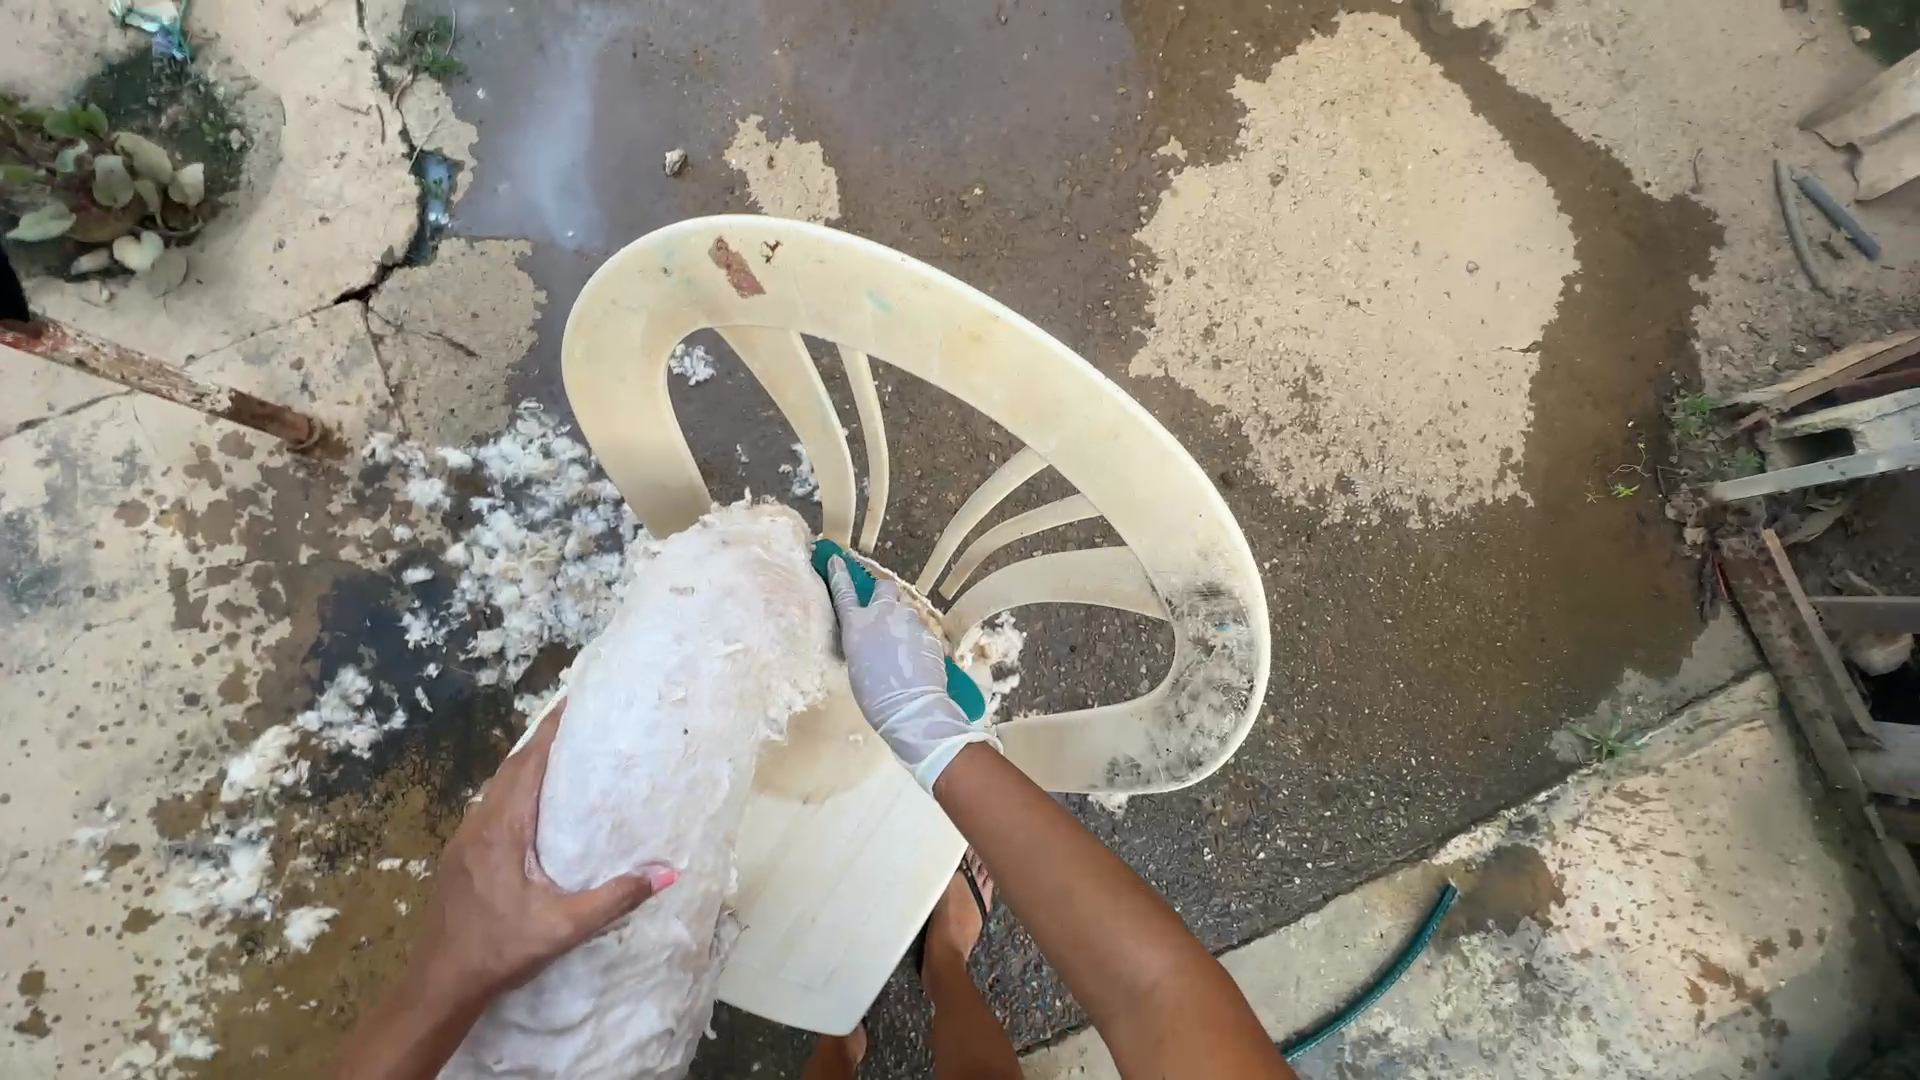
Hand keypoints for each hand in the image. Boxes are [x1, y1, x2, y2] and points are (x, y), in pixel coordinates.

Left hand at [408, 699, 677, 1007]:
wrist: (437, 988)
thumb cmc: (500, 950)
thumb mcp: (564, 926)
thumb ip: (616, 897)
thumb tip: (669, 872)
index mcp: (503, 829)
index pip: (528, 764)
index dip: (551, 729)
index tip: (576, 700)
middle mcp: (479, 824)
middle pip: (513, 766)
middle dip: (545, 738)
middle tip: (582, 718)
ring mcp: (465, 839)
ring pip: (499, 784)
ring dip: (530, 761)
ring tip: (567, 749)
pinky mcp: (462, 854)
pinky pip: (494, 803)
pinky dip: (519, 784)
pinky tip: (539, 798)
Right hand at [827, 555, 997, 789]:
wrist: (912, 707)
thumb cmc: (874, 696)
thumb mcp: (856, 664)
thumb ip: (862, 641)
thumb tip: (871, 636)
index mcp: (856, 625)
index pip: (843, 592)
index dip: (839, 574)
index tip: (837, 559)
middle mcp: (883, 614)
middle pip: (884, 586)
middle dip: (884, 592)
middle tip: (884, 607)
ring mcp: (910, 620)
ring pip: (906, 607)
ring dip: (903, 618)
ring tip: (903, 643)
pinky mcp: (930, 632)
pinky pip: (921, 627)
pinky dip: (918, 637)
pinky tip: (918, 657)